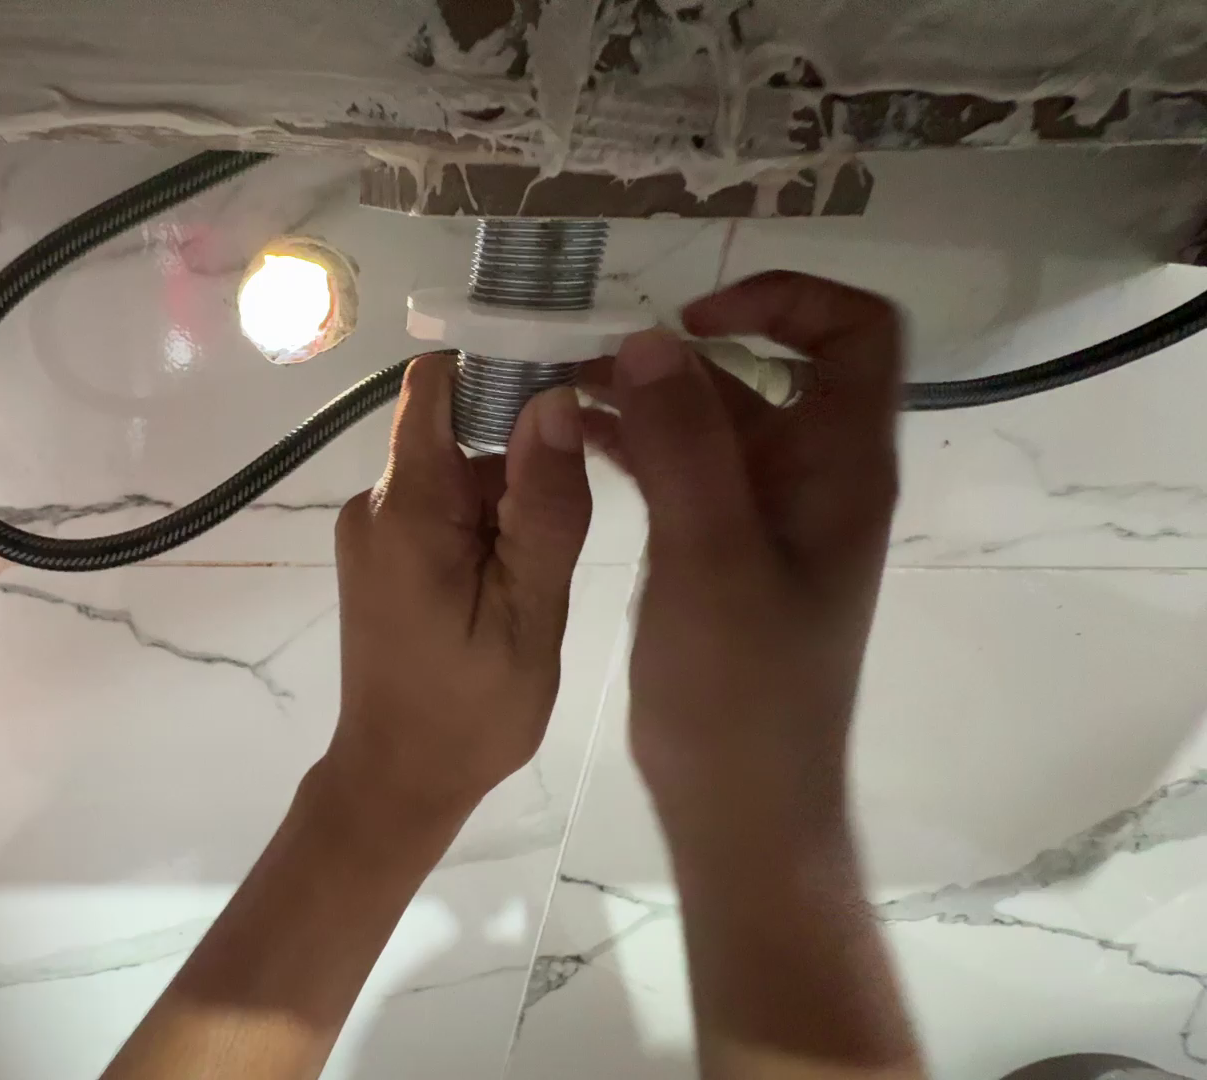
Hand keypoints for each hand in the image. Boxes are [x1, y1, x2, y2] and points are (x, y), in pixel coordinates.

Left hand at [327, 353, 593, 824]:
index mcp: (406, 509)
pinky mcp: (378, 554)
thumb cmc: (469, 710)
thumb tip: (554, 398)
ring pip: (451, 473)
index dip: (497, 364)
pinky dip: (478, 523)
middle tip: (574, 505)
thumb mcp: (529, 610)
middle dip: (517, 453)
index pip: (435, 388)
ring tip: (540, 564)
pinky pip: (435, 508)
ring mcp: (371, 530)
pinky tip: (507, 577)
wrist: (398, 773)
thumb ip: (545, 505)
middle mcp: (374, 505)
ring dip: (503, 498)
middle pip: (454, 430)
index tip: (565, 375)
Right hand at [581, 272, 903, 830]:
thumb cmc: (737, 683)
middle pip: (756, 374)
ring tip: (556, 393)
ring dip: (637, 399)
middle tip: (581, 359)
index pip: (850, 335)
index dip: (780, 301)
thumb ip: (685, 445)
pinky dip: (626, 445)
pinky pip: (672, 471)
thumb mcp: (711, 554)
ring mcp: (752, 515)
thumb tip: (648, 340)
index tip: (684, 320)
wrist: (734, 790)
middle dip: (672, 353)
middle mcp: (803, 478)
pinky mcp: (707, 547)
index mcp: (836, 467)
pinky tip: (568, 445)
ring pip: (701, 424)